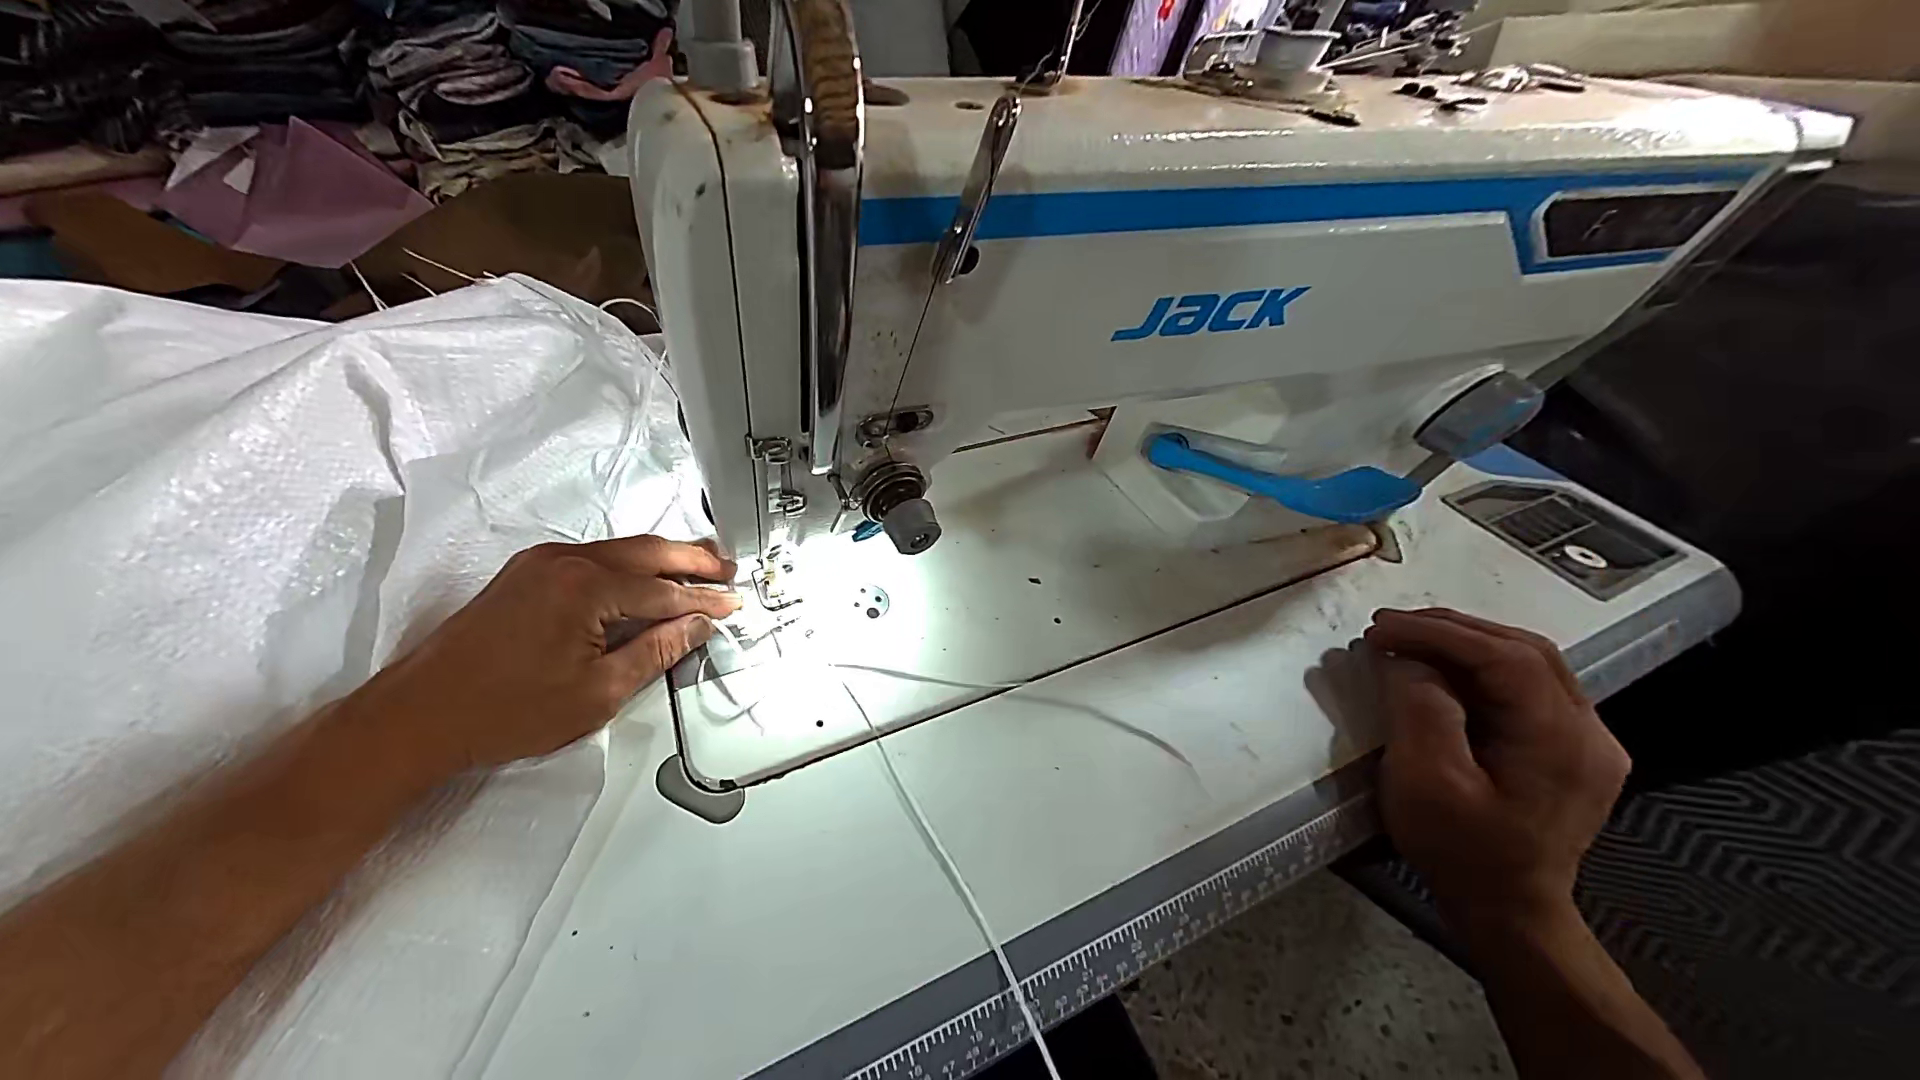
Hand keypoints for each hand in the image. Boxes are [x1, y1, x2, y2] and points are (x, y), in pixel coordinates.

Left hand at [357, 536, 740, 775]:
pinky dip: (631, 564)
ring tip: (700, 566)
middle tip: (727, 569)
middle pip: (649, 552)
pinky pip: (596, 556)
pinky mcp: (527, 572)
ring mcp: (541, 562)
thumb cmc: (500, 711)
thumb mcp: (598, 692)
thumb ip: (656, 652)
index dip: (704, 600)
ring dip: (665, 557)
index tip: (731, 605)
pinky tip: (648, 576)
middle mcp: (562, 562)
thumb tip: (695, 628)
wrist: (416, 718)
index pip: (665, 591)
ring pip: (623, 549)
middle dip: (694, 559)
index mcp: (583, 587)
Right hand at [1363, 608, 1629, 926]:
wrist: (1506, 909)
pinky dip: (1476, 663)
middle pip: (1523, 649)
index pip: (1504, 657)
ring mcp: (1584, 739)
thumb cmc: (1461, 849)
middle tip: (1387, 626)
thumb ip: (1420, 710)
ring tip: (1406, 638)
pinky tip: (1440, 667)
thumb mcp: (1427, 781)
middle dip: (1449, 628)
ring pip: (1527, 661)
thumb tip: (1408, 662)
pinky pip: (1525, 684)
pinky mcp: (1566, 747)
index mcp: (1559, 740)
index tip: (1379, 630)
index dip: (1438, 632)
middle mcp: (1587, 731)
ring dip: (1463, 640)